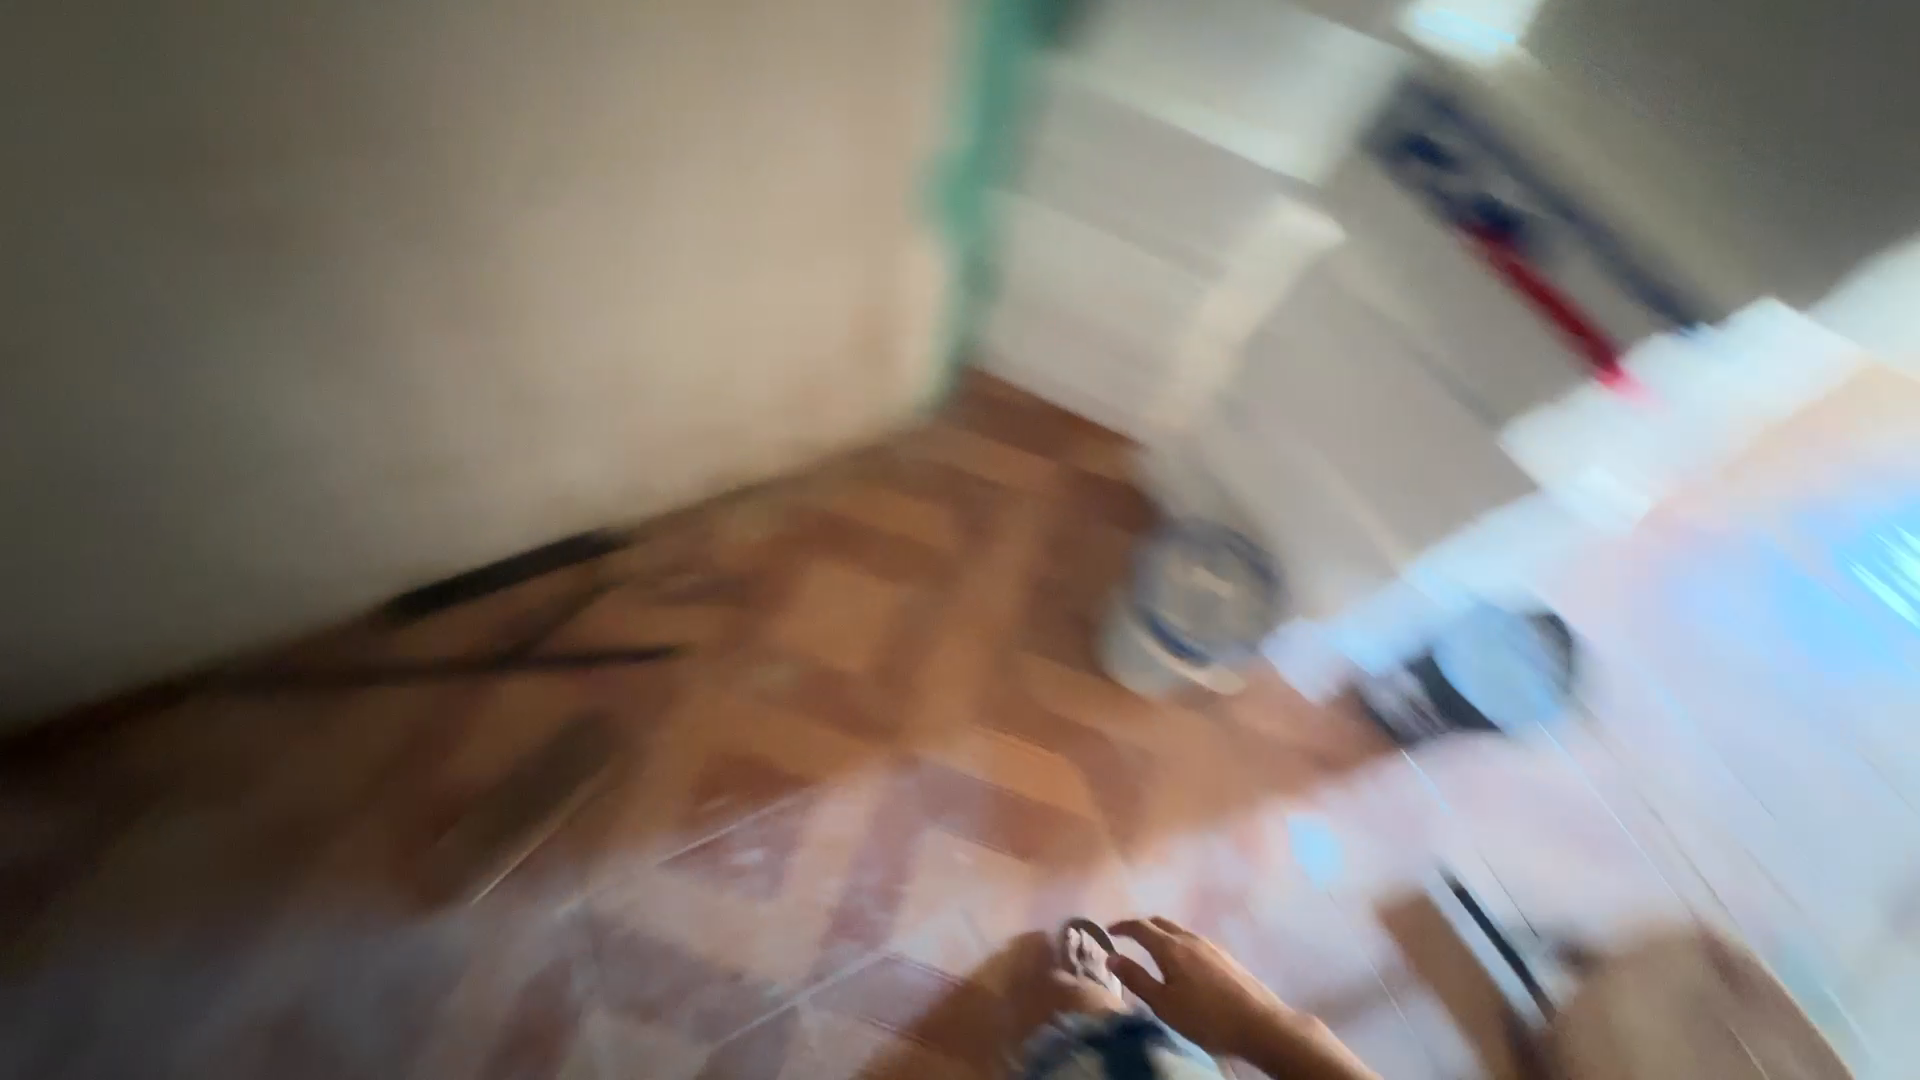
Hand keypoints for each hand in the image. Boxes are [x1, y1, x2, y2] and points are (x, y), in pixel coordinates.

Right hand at [1107, 916, 1290, 1058]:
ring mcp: (1209, 945)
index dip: (1122, 926)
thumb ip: (1137, 979)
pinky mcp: (1225, 955)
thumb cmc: (1206, 1017)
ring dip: (1161, 934)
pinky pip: (1193, 940)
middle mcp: (1188, 937)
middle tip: (1129, 937)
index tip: (1108, 930)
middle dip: (1141, 926)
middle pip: (1159, 922)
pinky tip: (1184, 962)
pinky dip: (1178, 942)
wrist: (1260, 1023)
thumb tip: (1111, 957)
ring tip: (1154, 950)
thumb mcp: (1164, 1004)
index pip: (1139, 926)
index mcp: (1169, 947)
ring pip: (1178, 930)